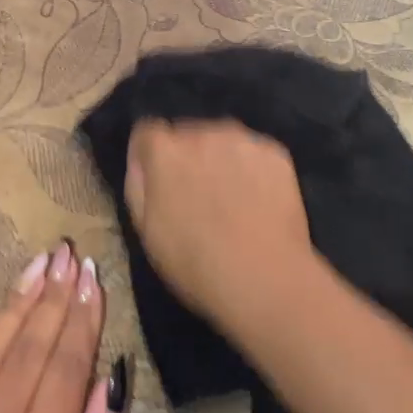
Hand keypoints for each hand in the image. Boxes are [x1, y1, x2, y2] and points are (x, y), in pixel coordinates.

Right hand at [125, 119, 311, 329]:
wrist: (264, 280)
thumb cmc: (195, 264)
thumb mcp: (146, 231)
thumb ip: (138, 185)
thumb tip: (142, 162)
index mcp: (164, 151)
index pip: (148, 132)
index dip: (151, 157)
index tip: (160, 183)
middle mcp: (202, 133)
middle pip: (186, 134)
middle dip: (187, 157)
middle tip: (197, 196)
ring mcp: (242, 140)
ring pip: (222, 140)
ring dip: (220, 159)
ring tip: (231, 199)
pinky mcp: (275, 151)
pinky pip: (253, 152)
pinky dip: (252, 169)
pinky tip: (258, 200)